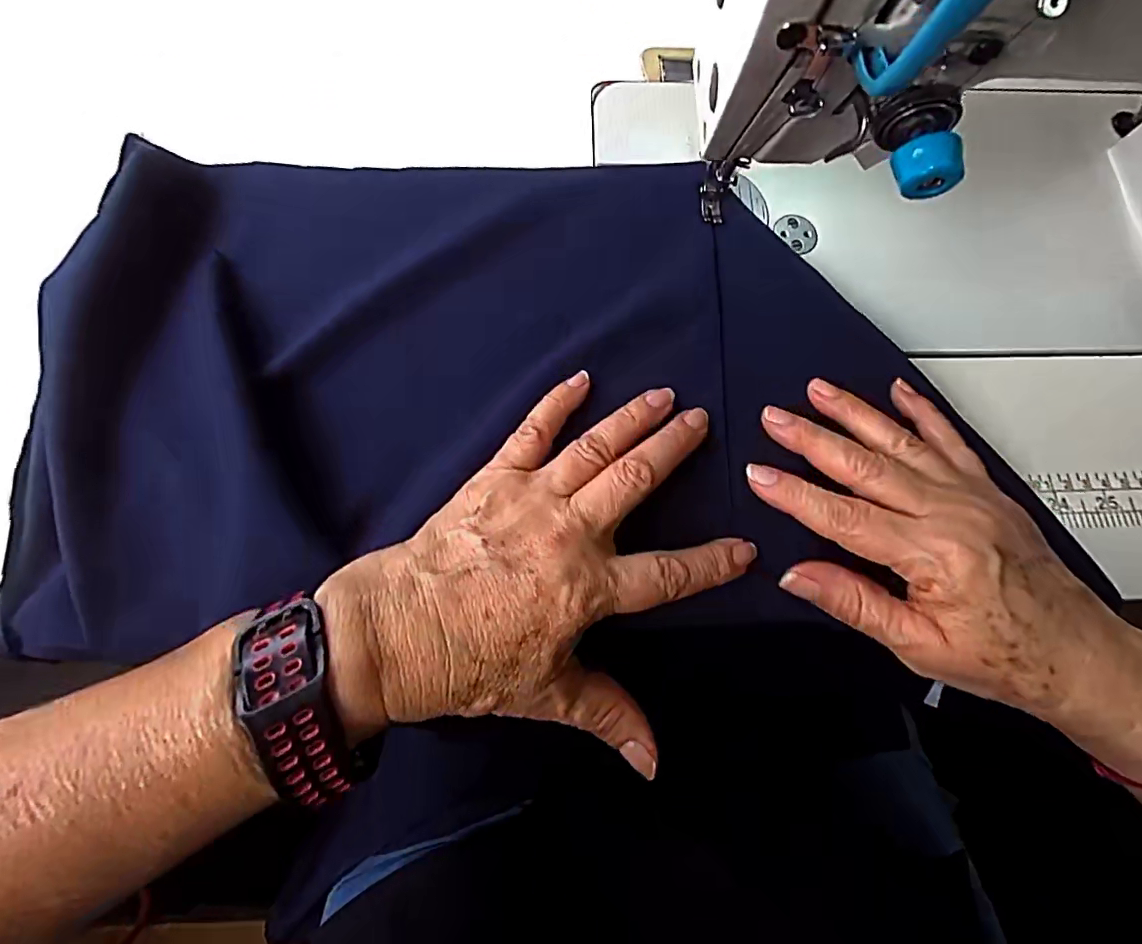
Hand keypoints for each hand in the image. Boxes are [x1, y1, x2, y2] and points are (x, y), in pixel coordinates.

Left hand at [315, 372, 755, 779]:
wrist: (396, 627)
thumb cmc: (469, 663)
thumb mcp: (544, 694)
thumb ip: (607, 715)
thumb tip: (656, 763)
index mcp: (588, 589)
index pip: (668, 575)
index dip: (711, 563)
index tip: (746, 548)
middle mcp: (568, 533)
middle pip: (636, 483)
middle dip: (675, 449)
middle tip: (703, 421)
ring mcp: (530, 499)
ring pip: (594, 450)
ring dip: (632, 419)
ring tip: (663, 396)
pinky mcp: (492, 479)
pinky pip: (530, 433)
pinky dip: (555, 404)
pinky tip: (579, 379)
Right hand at [743, 378, 1141, 774]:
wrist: (1086, 658)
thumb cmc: (1007, 658)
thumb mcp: (918, 646)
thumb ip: (853, 603)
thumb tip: (796, 576)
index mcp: (935, 556)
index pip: (844, 517)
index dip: (794, 494)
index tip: (759, 474)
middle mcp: (954, 516)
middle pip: (865, 466)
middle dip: (812, 437)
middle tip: (774, 418)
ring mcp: (972, 497)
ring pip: (900, 443)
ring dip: (854, 412)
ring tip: (818, 391)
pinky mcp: (987, 492)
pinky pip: (950, 441)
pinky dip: (922, 412)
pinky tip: (898, 391)